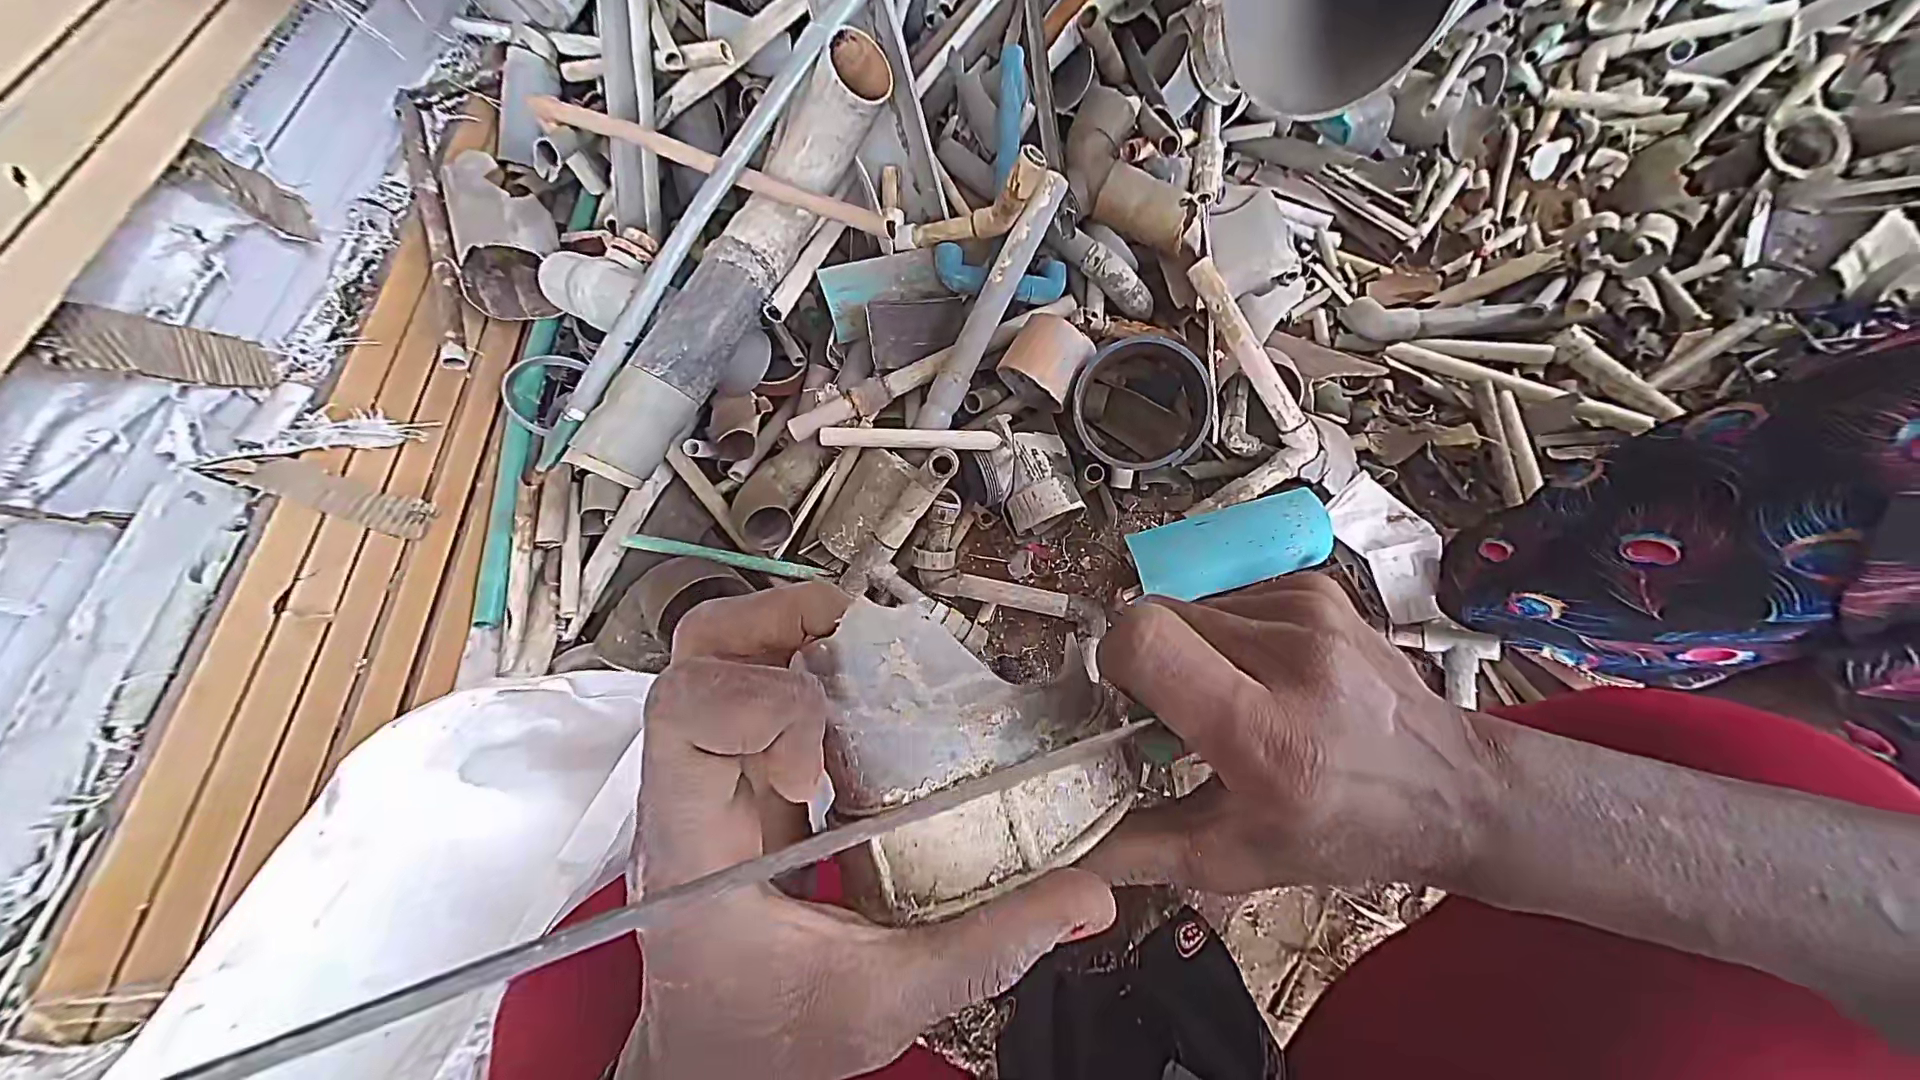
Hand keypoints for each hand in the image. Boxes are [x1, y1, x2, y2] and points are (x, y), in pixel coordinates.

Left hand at [625, 583, 1115, 1079]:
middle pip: (698, 652)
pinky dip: (805, 653)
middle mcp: (689, 786)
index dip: (764, 707)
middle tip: (850, 637)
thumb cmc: (762, 1040)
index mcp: (694, 843)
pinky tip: (857, 685)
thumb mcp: (878, 1002)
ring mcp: (712, 765)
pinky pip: (756, 673)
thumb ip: (982, 947)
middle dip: (779, 621)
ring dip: (791, 624)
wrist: (717, 1053)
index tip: (818, 762)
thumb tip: (1078, 899)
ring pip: (719, 648)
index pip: (688, 713)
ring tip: (857, 645)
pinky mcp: (741, 761)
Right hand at [1082, 574, 1501, 892]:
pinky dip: (1224, 629)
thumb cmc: (1340, 832)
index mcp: (1264, 733)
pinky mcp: (1315, 588)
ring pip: (1188, 605)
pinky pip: (1226, 595)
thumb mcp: (1233, 861)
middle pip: (1157, 617)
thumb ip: (1135, 847)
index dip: (1117, 662)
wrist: (1456, 787)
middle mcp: (1290, 655)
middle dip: (1150, 660)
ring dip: (1190, 645)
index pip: (1146, 641)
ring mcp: (1307, 610)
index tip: (1132, 701)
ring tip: (1235, 690)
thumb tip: (1062, 843)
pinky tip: (1263, 668)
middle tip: (1184, 706)